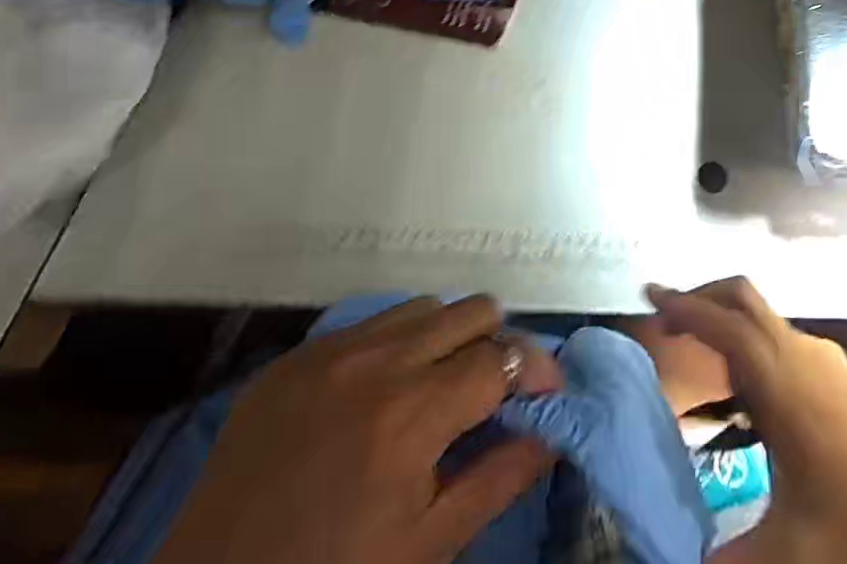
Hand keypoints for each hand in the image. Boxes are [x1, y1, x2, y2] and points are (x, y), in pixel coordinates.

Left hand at [153, 295, 560, 563]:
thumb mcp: (432, 541)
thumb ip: (505, 474)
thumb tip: (555, 428)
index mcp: (412, 412)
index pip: (505, 355)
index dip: (537, 371)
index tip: (545, 395)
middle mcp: (374, 363)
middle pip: (473, 310)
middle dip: (497, 345)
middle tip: (492, 393)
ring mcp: (326, 354)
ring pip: (425, 307)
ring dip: (448, 338)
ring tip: (438, 387)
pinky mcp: (291, 359)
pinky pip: (370, 323)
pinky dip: (396, 345)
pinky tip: (382, 392)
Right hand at [646, 279, 846, 563]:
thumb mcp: (784, 552)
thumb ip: (723, 557)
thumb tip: (680, 560)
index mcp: (782, 382)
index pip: (723, 325)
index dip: (683, 305)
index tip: (648, 293)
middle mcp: (802, 357)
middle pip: (745, 299)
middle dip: (703, 297)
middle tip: (666, 318)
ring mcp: (825, 363)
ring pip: (765, 319)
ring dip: (728, 322)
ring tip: (696, 357)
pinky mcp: (839, 378)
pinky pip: (781, 342)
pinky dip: (750, 343)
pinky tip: (743, 391)